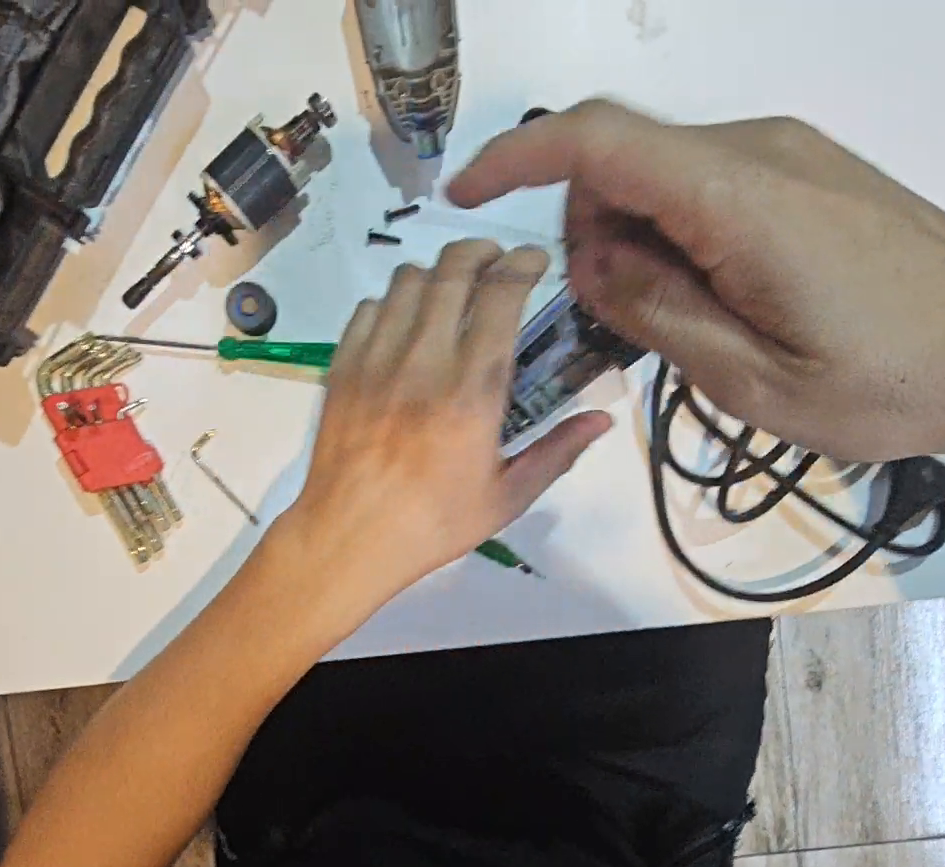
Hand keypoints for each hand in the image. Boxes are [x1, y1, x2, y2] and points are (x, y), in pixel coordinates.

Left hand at [272, 240, 611, 608]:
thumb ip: (556, 453)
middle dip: (481, 251)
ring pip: (406, 281)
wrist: (349, 537)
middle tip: (496, 261)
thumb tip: (603, 420)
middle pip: (452, 269)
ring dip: (436, 274)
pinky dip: (391, 302)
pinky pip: (367, 309)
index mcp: (473, 390)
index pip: (501, 295)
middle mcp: (424, 360)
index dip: (523, 264)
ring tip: (451, 291)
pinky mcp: (342, 368)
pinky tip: (403, 324)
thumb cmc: (433, 523)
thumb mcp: (505, 498)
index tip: (535, 262)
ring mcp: (376, 359)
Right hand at [446, 100, 944, 465]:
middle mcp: (758, 152)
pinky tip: (711, 300)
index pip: (600, 141)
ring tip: (682, 325)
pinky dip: (671, 238)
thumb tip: (587, 258)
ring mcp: (785, 156)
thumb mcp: (750, 379)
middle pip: (619, 160)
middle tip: (620, 323)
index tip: (463, 195)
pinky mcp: (802, 174)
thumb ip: (655, 312)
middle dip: (585, 232)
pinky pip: (698, 188)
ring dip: (632, 244)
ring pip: (655, 176)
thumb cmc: (890, 384)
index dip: (516, 158)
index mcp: (740, 200)